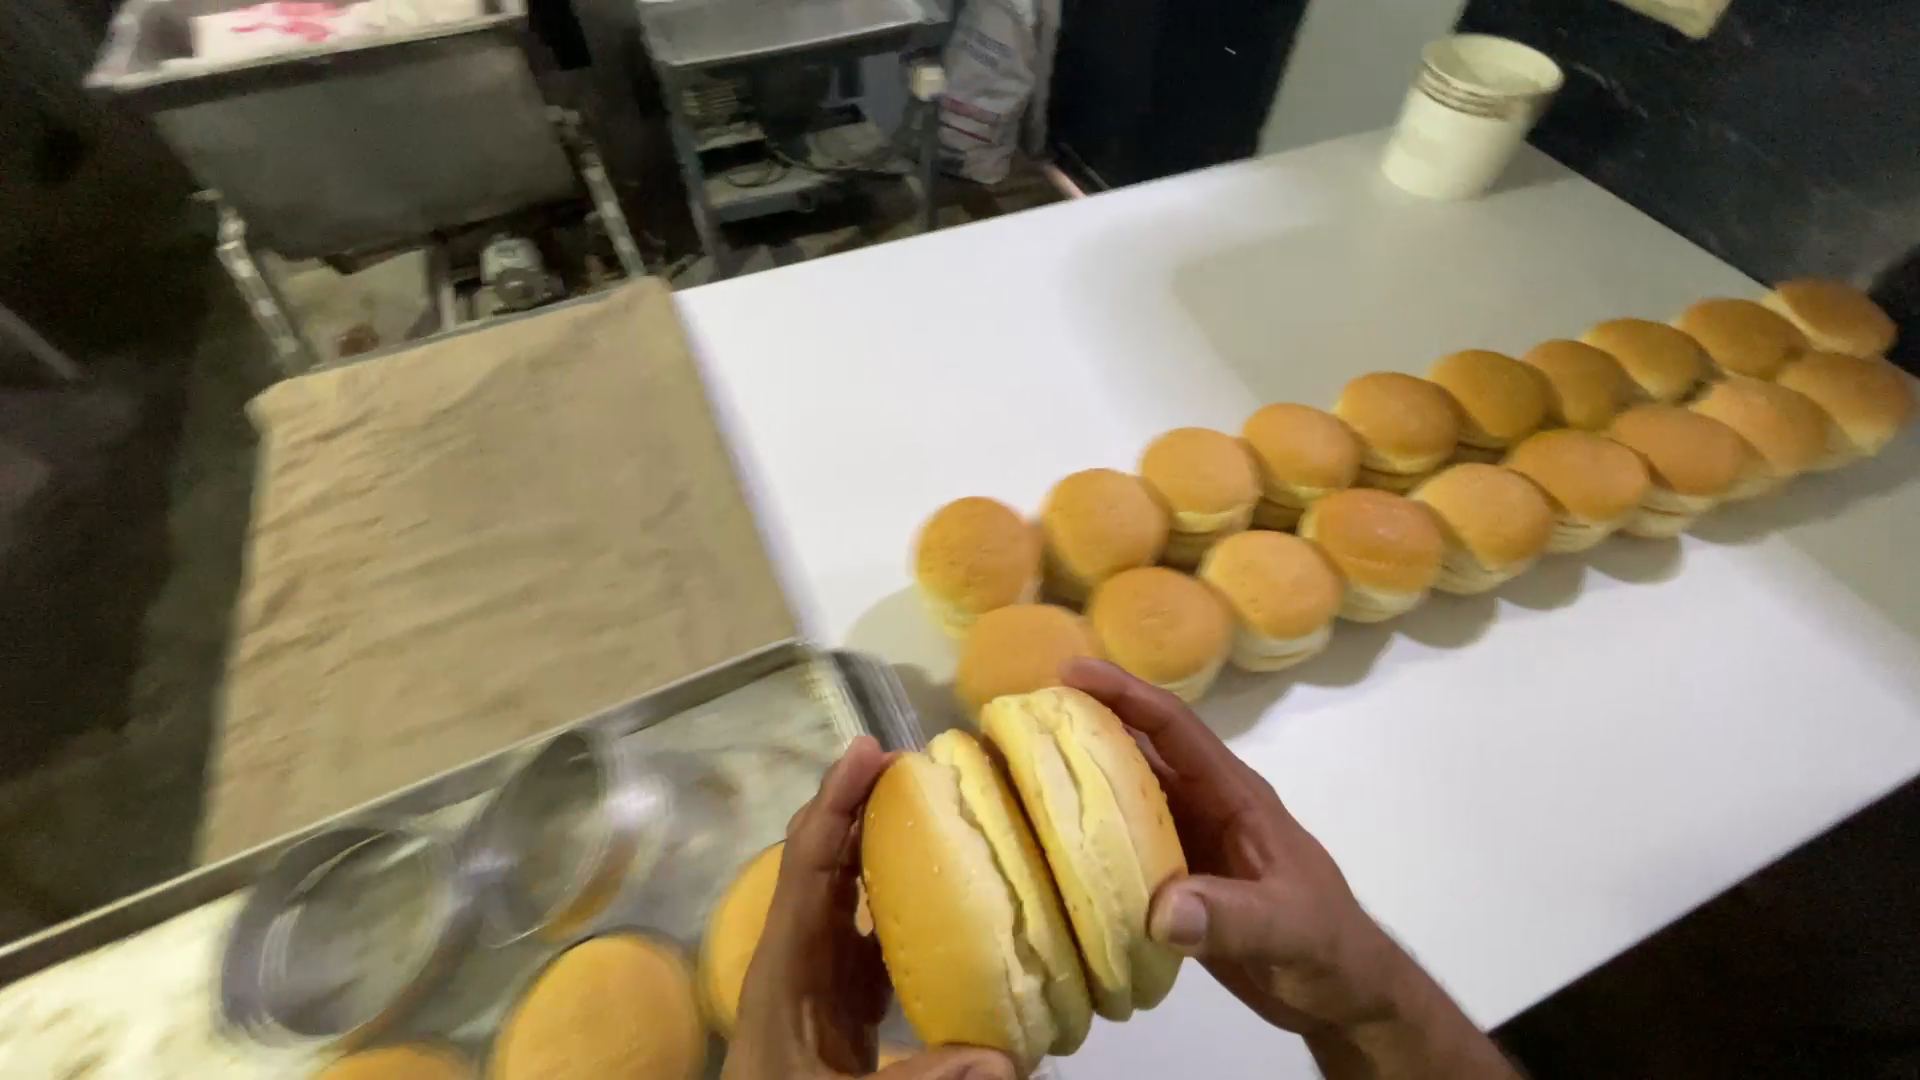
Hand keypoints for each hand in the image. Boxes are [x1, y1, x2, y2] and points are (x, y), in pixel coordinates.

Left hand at [725, 736, 1018, 1079]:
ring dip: (878, 838)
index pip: (808, 859)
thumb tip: (1006, 1061)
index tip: (868, 749)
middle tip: (909, 762)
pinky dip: (898, 893)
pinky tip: (937, 886)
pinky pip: (870, 924)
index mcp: (786, 957)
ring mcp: (822, 967)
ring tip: (926, 802)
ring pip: (847, 882)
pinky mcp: (844, 992)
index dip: (836, 799)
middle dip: (857, 800)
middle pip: (825, 854)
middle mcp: (802, 946)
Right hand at [1062, 660, 1519, 1079]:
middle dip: (1086, 722)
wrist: (1342, 992)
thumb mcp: (1288, 928)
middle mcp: (1201, 802)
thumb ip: (1231, 917)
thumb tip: (1160, 909)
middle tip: (1022, 717)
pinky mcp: (1173, 873)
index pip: (1173, 725)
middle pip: (1137, 747)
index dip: (1125, 692)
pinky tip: (1049, 840)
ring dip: (1079, 774)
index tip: (1070, 672)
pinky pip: (1121, 838)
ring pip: (1124, 790)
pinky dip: (1087, 831)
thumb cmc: (1327, 945)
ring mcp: (1185, 836)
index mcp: (1231, 792)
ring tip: (1020, 766)